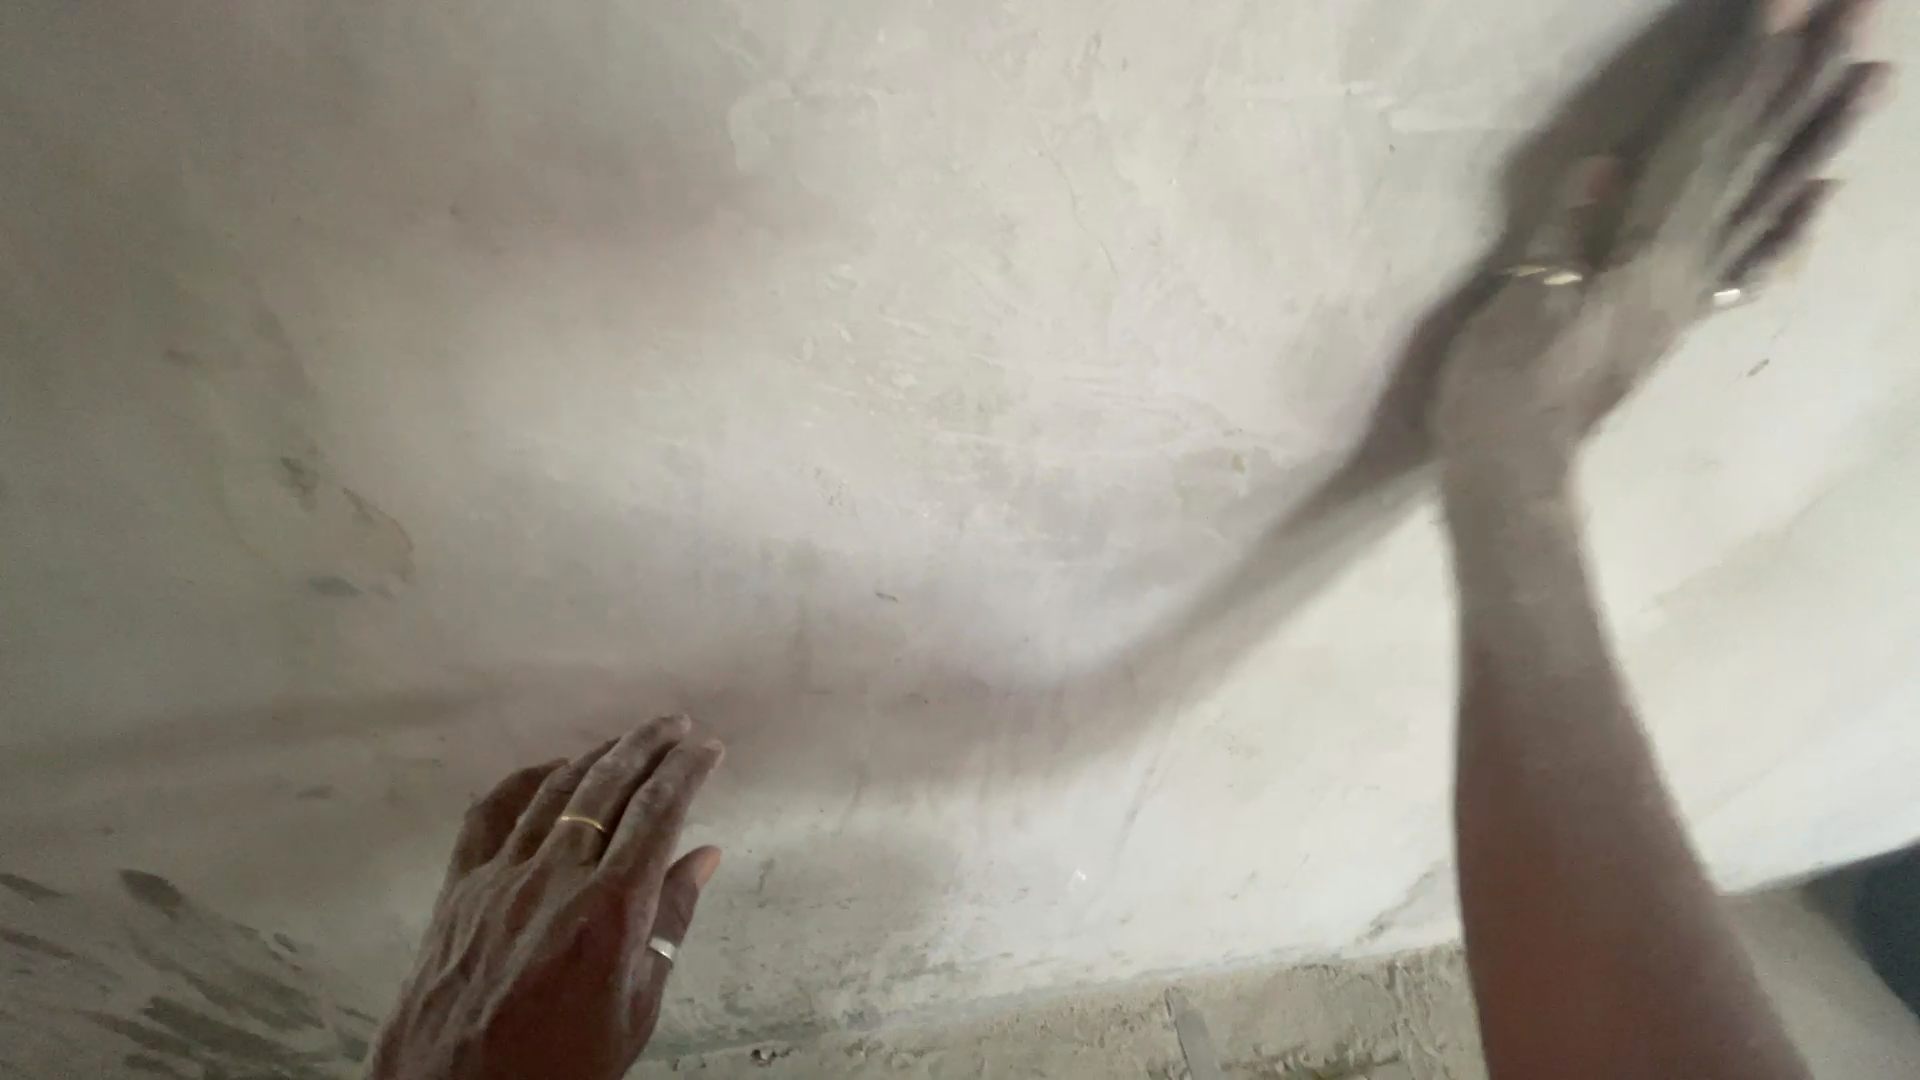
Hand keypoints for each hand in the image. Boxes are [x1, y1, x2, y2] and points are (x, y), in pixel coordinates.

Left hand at [366, 716, 725, 1079]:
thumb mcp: (637, 1006)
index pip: (659, 811)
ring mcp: (501, 879)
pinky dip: (527, 780)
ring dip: (601, 753)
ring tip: (632, 738)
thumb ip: (671, 920)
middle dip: (651, 743)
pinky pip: (490, 814)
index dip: (688, 769)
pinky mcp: (458, 890)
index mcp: (610, 909)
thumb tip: (704, 855)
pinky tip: (554, 770)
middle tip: (678, 724)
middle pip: (611, 785)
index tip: (709, 747)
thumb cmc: (564, 1064)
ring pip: (558, 789)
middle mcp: (557, 878)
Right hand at [1433, 0, 1889, 475]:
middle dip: (1807, 84)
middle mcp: (1685, 269)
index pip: (1705, 147)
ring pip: (1767, 207)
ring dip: (1819, 140)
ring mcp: (1685, 300)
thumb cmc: (1498, 384)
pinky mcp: (1671, 326)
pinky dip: (1789, 228)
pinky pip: (1748, 268)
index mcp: (1645, 255)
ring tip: (1873, 75)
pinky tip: (1820, 195)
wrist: (1509, 463)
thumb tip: (1607, 165)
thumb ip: (1563, 235)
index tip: (1792, 4)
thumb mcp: (1517, 303)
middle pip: (1754, 166)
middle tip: (1869, 8)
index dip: (1746, 73)